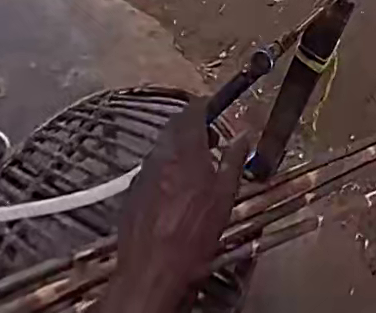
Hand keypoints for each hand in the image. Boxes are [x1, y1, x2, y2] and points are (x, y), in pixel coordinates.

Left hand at [101, 98, 249, 312]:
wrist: (151, 271)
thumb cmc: (194, 233)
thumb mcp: (224, 196)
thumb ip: (233, 160)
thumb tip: (244, 135)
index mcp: (185, 148)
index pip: (193, 111)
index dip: (205, 106)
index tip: (215, 108)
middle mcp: (161, 153)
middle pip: (175, 126)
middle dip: (192, 126)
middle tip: (210, 140)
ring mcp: (143, 172)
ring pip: (162, 148)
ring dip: (178, 148)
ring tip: (195, 168)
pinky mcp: (132, 191)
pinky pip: (151, 169)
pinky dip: (165, 169)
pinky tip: (174, 192)